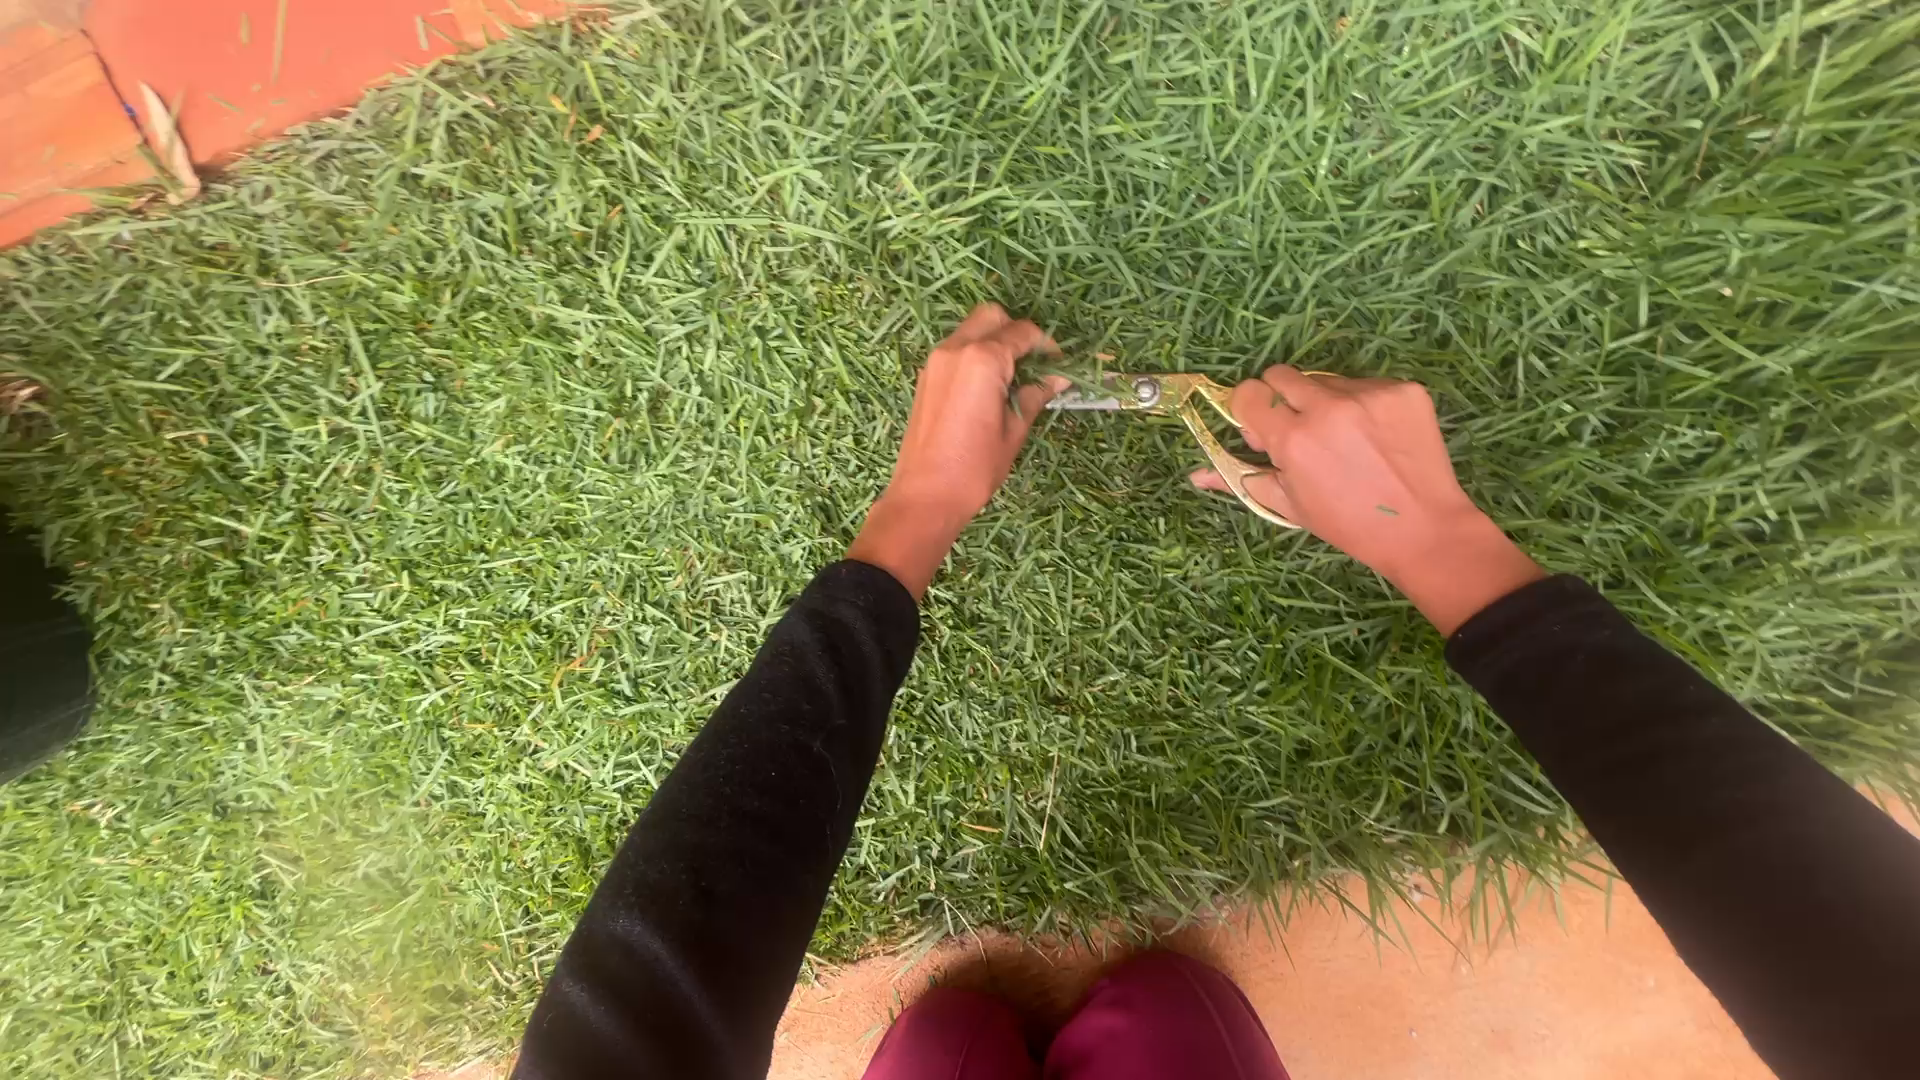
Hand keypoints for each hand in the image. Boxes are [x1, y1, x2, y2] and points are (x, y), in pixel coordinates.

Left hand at [848, 304, 1065, 598]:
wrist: (925, 496)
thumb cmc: (974, 468)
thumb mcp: (1014, 431)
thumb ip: (1034, 396)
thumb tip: (1058, 379)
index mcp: (982, 360)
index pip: (1023, 333)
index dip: (1046, 345)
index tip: (1059, 363)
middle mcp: (956, 349)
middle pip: (992, 317)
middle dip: (1017, 332)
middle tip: (1034, 364)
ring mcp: (936, 361)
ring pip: (971, 330)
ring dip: (994, 341)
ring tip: (1013, 378)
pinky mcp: (926, 377)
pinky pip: (956, 350)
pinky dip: (976, 354)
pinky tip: (989, 386)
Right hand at [1192, 366, 1543, 633]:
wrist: (1422, 528)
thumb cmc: (1345, 523)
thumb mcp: (1287, 504)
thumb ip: (1239, 479)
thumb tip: (1195, 476)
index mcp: (1292, 439)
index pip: (1249, 393)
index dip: (1250, 409)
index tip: (1261, 429)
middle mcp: (1327, 408)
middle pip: (1281, 375)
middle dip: (1280, 398)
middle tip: (1297, 429)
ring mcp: (1369, 395)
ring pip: (1324, 379)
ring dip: (1321, 401)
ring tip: (1342, 438)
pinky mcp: (1403, 390)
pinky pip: (1363, 384)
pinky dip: (1360, 404)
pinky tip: (1372, 435)